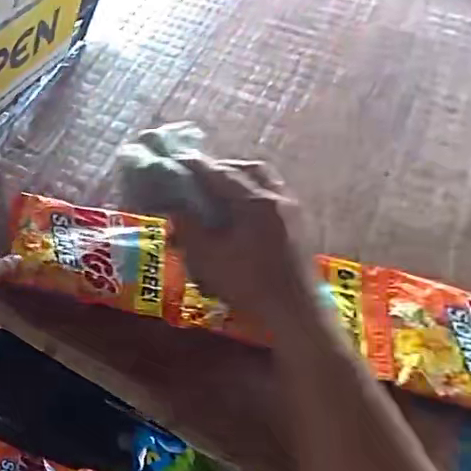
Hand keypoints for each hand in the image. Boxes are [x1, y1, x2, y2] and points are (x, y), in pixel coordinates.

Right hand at [169, 156, 322, 333]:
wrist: (292, 310)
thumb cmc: (245, 282)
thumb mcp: (205, 255)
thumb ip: (188, 226)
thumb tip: (174, 208)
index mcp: (255, 202)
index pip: (219, 174)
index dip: (195, 166)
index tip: (174, 159)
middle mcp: (278, 198)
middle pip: (249, 170)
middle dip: (220, 168)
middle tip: (195, 176)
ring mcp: (292, 211)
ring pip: (264, 181)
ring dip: (238, 181)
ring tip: (213, 193)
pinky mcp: (296, 226)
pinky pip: (270, 197)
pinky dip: (249, 195)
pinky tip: (234, 213)